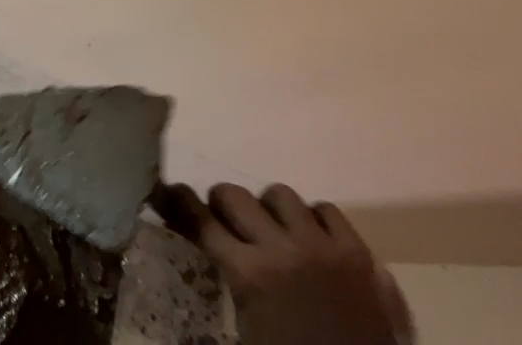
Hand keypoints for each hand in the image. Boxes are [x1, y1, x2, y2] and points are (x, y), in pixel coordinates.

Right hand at [156, 183, 412, 344]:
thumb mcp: (244, 333)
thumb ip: (220, 285)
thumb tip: (190, 258)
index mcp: (249, 274)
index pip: (200, 221)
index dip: (176, 202)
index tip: (163, 190)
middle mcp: (282, 249)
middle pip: (234, 195)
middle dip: (220, 203)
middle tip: (221, 219)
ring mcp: (323, 247)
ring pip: (279, 193)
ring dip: (267, 208)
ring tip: (271, 229)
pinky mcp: (358, 253)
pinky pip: (326, 209)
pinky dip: (312, 218)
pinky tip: (309, 238)